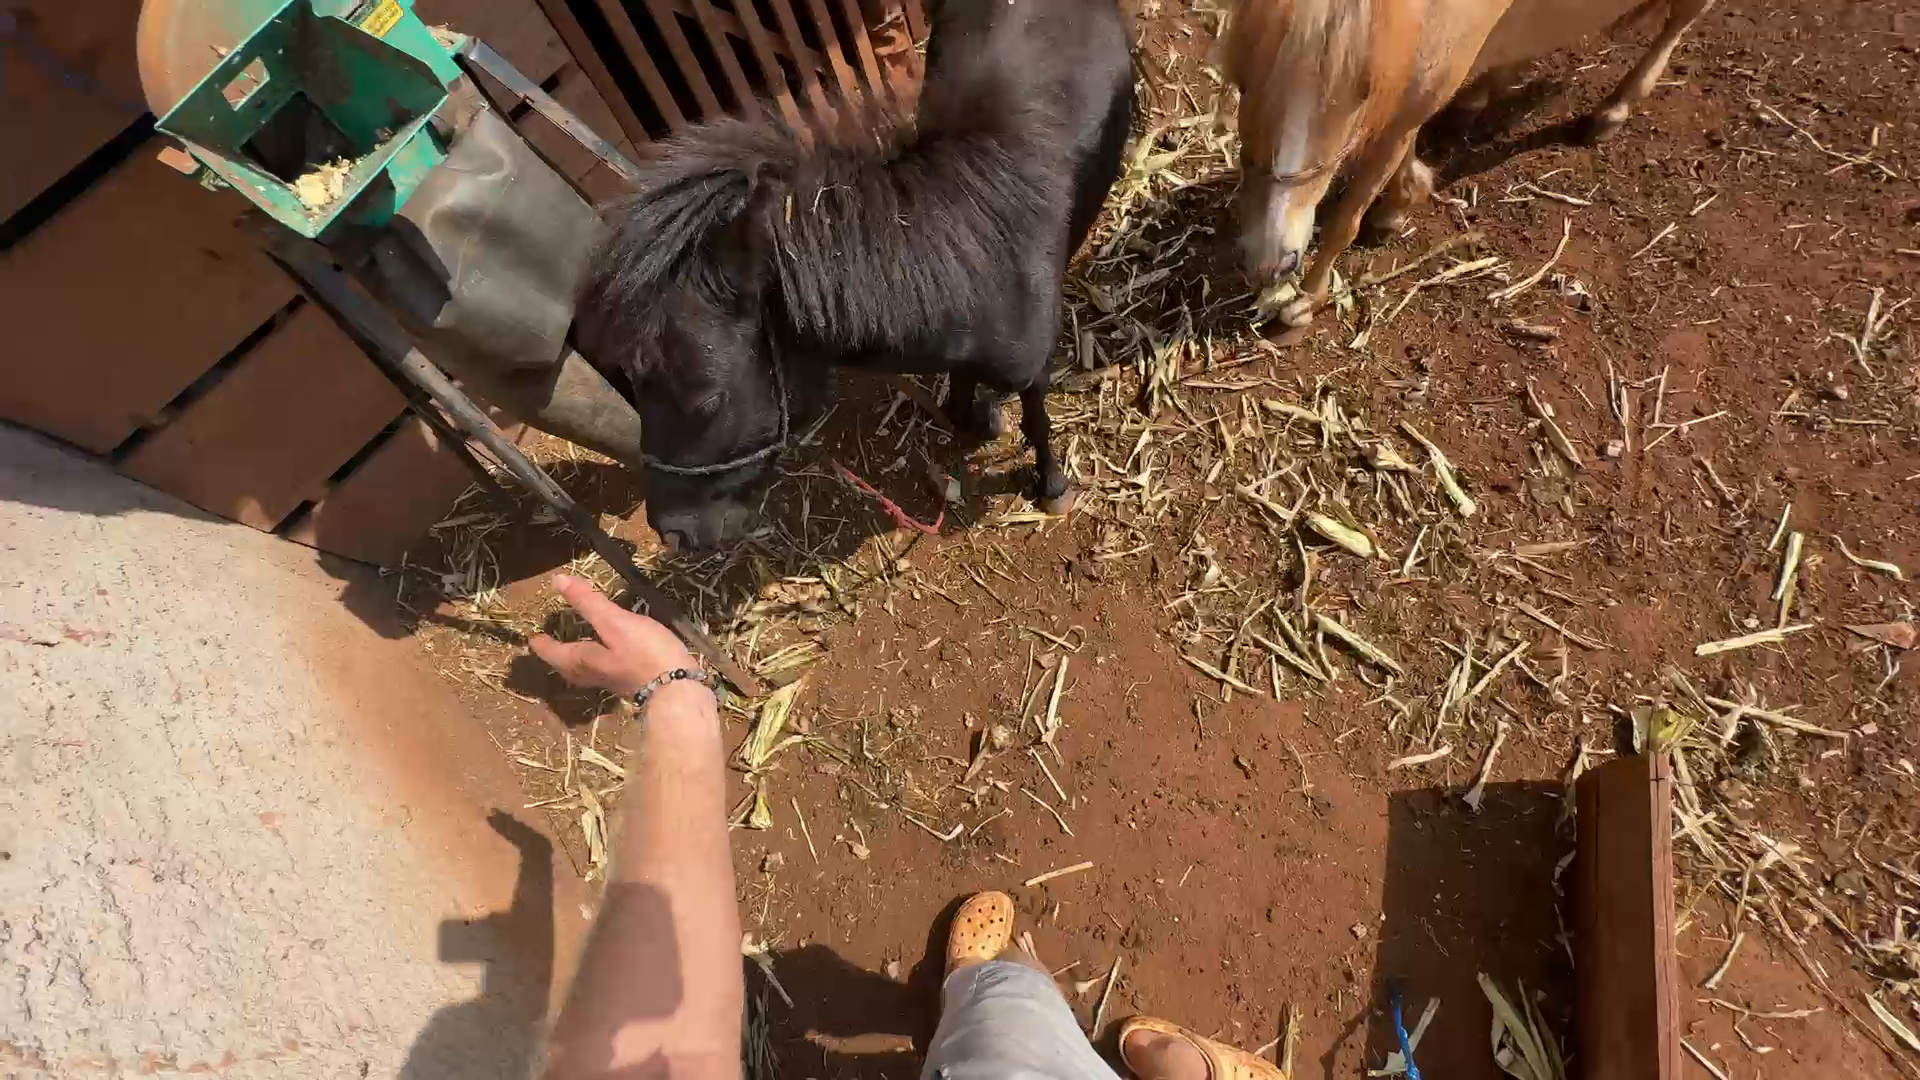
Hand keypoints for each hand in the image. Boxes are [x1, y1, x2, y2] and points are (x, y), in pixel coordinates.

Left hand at [530, 575, 699, 695]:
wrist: (678, 688)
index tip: (534, 634)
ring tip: (578, 644)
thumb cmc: (644, 653)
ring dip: (576, 657)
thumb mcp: (615, 622)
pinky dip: (598, 659)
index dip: (540, 640)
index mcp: (578, 659)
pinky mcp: (629, 681)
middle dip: (555, 652)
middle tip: (551, 640)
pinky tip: (612, 654)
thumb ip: (588, 603)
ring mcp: (609, 681)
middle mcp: (588, 674)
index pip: (549, 650)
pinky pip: (603, 669)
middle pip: (564, 664)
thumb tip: (558, 581)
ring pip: (583, 669)